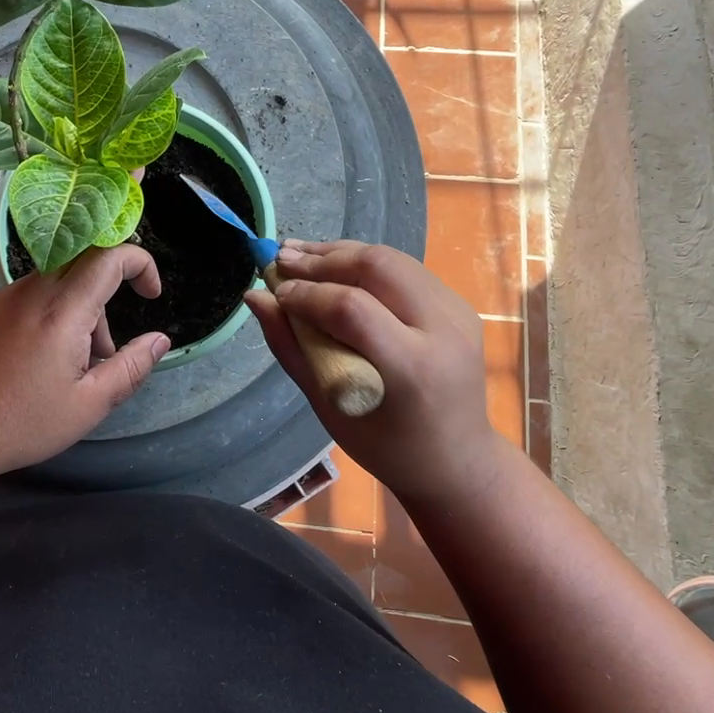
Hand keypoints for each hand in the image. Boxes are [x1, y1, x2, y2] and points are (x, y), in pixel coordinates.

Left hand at [0, 245, 169, 481]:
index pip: (109, 256)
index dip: (141, 264)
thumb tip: (161, 339)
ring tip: (74, 366)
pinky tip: (46, 358)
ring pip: (62, 277)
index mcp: (62, 311)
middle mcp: (34, 291)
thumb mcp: (89, 405)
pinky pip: (38, 291)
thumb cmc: (23, 422)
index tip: (152, 295)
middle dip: (111, 291)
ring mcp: (9, 295)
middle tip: (103, 349)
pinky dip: (57, 311)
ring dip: (83, 307)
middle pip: (87, 260)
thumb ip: (131, 367)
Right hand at [245, 240, 501, 499]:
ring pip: (392, 259)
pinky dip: (363, 263)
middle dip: (323, 259)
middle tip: (282, 258)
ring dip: (341, 253)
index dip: (308, 294)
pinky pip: (404, 269)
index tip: (275, 293)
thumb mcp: (328, 405)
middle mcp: (443, 331)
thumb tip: (254, 297)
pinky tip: (334, 267)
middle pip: (378, 267)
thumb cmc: (384, 444)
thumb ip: (290, 347)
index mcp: (411, 368)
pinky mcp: (458, 305)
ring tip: (300, 255)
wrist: (455, 459)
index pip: (352, 308)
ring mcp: (457, 313)